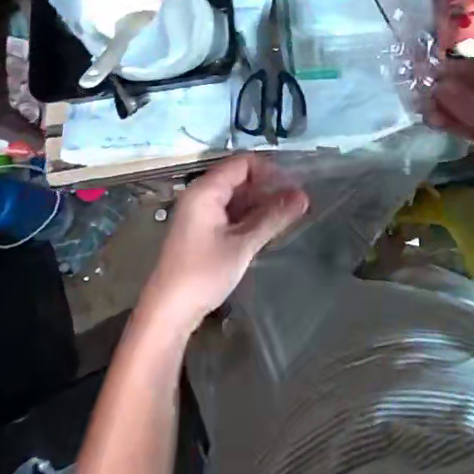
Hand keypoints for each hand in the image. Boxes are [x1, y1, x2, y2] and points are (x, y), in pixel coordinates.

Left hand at [138, 155, 309, 331]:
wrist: (169, 310)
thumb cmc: (204, 273)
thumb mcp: (242, 244)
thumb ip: (273, 217)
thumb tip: (303, 196)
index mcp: (205, 191)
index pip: (242, 163)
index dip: (270, 170)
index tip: (294, 187)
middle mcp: (201, 195)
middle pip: (240, 178)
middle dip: (269, 187)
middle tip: (299, 203)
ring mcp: (201, 213)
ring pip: (236, 197)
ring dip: (262, 203)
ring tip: (290, 216)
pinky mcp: (203, 231)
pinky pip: (230, 213)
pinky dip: (250, 216)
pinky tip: (269, 228)